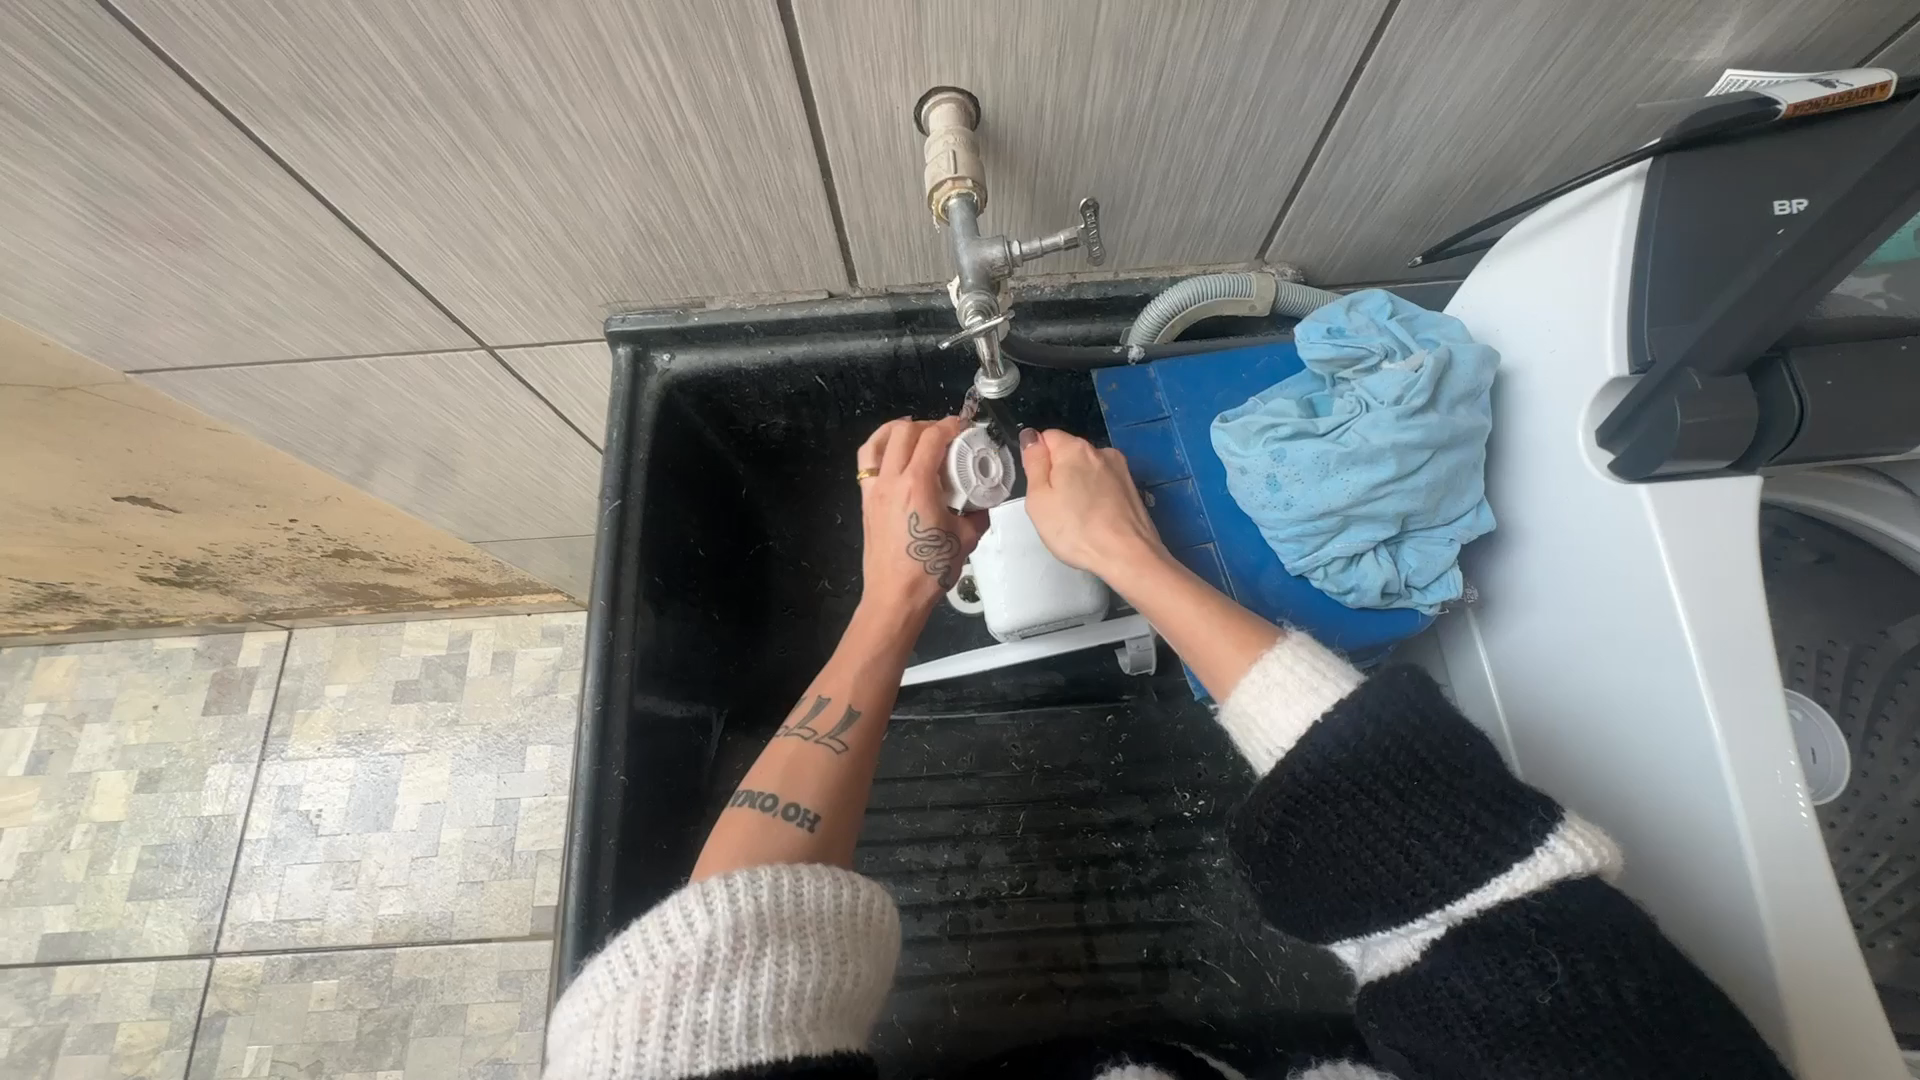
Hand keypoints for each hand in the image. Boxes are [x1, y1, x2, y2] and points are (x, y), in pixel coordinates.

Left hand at [856, 416, 987, 615]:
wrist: (895, 595)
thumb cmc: (930, 569)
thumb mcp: (965, 539)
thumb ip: (977, 515)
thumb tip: (983, 505)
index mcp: (917, 484)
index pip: (932, 438)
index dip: (951, 425)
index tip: (964, 427)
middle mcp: (891, 480)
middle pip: (904, 432)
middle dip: (927, 425)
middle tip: (945, 434)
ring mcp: (874, 490)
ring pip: (878, 442)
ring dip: (897, 430)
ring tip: (914, 433)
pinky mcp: (866, 502)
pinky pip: (867, 463)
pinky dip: (880, 449)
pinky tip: (894, 456)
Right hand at [1019, 428, 1165, 578]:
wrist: (1127, 555)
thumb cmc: (1076, 530)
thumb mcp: (1039, 498)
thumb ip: (1034, 463)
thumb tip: (1031, 438)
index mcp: (1074, 448)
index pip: (1047, 437)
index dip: (1038, 461)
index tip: (1039, 488)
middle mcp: (1100, 451)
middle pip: (1068, 453)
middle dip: (1059, 474)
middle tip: (1055, 507)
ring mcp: (1120, 469)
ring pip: (1087, 470)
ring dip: (1079, 486)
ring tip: (1077, 517)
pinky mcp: (1132, 487)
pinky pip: (1104, 484)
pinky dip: (1096, 496)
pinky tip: (1095, 519)